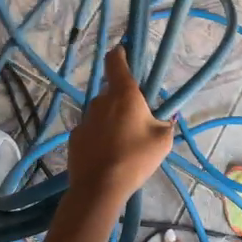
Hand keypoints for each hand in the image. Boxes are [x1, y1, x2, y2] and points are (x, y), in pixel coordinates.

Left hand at [68, 48, 173, 201]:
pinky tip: (106, 155)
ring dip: (110, 120)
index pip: (116, 61)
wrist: (99, 189)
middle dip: (122, 101)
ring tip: (121, 143)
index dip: (120, 53)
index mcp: (124, 94)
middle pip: (112, 91)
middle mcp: (101, 100)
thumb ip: (166, 124)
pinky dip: (98, 137)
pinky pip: (90, 130)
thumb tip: (166, 119)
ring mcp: (85, 119)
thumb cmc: (134, 158)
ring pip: (101, 112)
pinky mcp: (74, 137)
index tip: (124, 52)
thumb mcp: (162, 141)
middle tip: (135, 121)